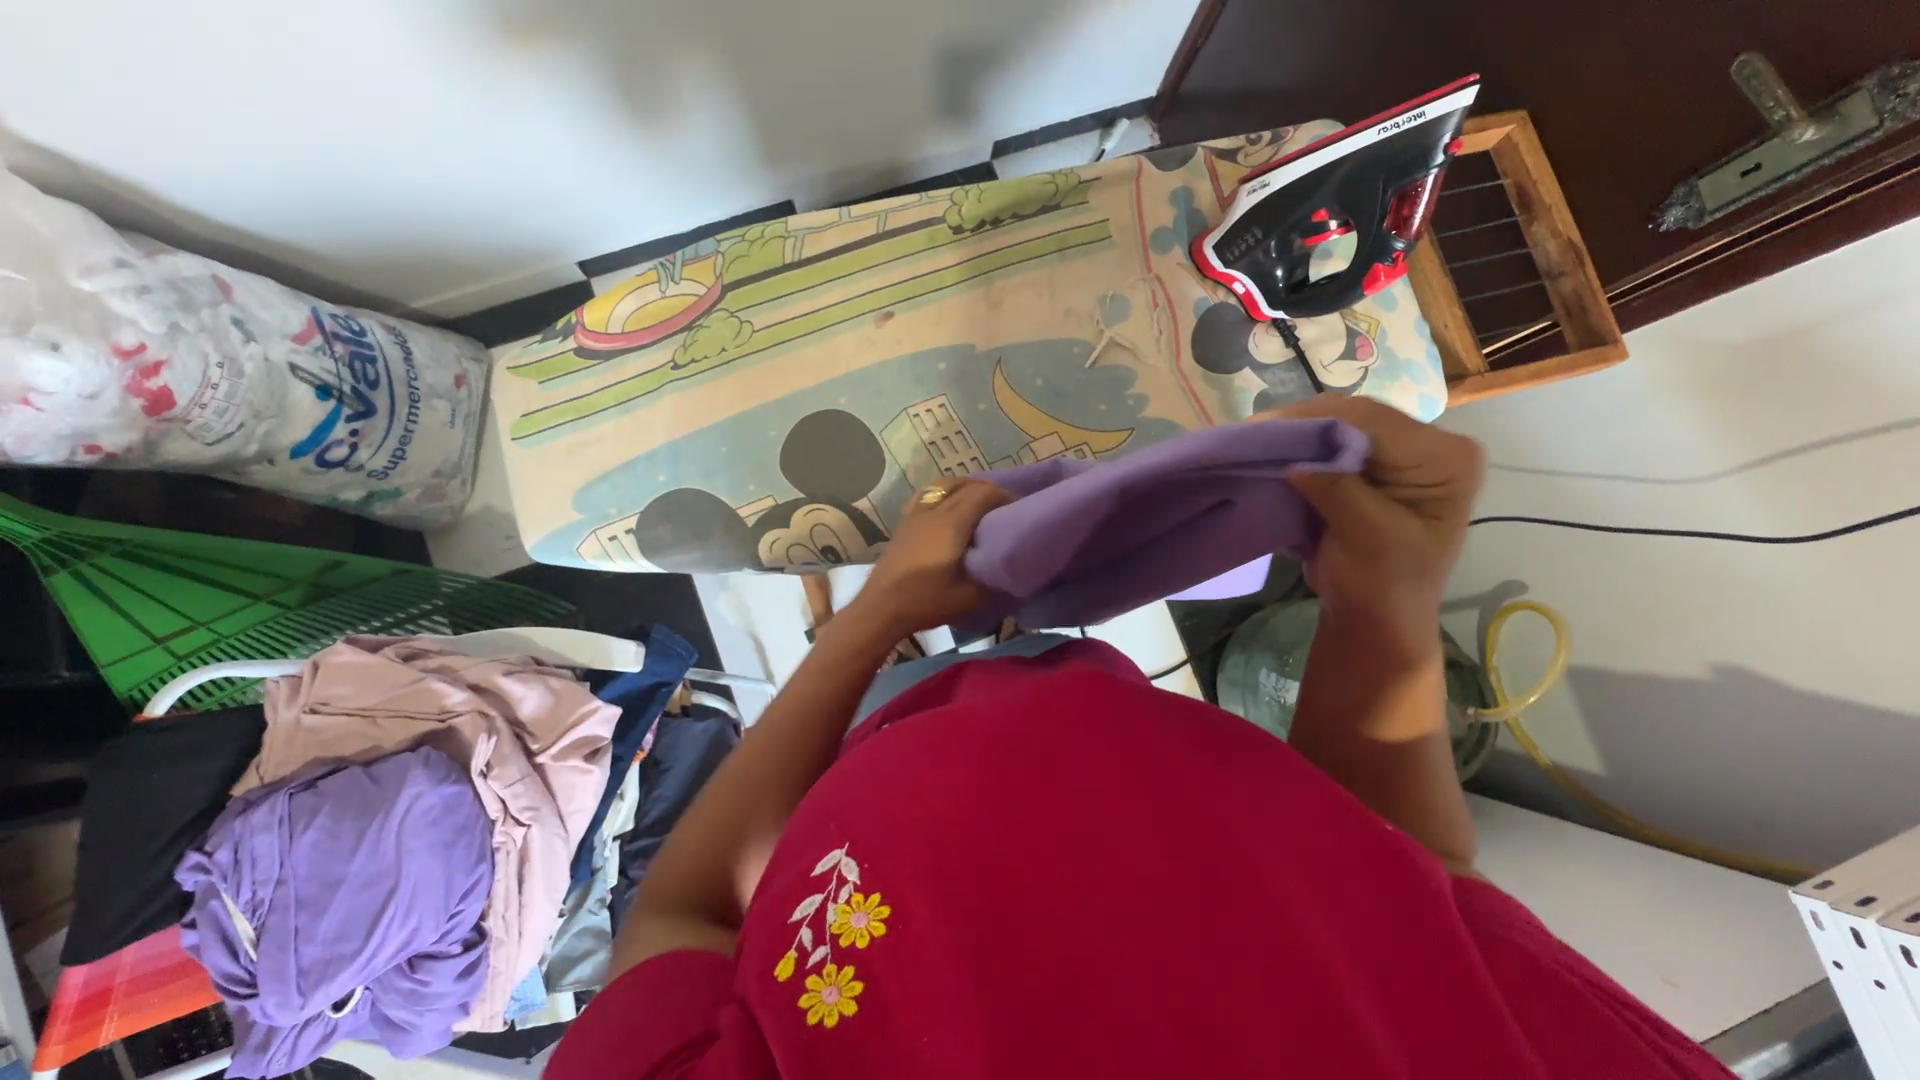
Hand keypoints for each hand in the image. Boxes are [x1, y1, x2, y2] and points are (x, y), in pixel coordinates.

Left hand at [845, 477, 1012, 636]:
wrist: (881, 607)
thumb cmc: (926, 601)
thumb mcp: (969, 598)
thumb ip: (996, 584)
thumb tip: (1016, 574)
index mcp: (953, 524)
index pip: (984, 494)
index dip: (1005, 495)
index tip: (1019, 508)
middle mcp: (934, 511)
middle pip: (966, 486)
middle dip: (989, 491)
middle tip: (1004, 507)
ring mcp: (916, 515)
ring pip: (944, 485)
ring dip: (965, 487)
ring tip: (977, 502)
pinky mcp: (904, 523)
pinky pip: (925, 495)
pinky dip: (942, 493)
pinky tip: (945, 506)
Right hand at [1259, 396, 1484, 654]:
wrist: (1376, 618)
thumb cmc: (1385, 586)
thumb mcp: (1369, 539)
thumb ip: (1338, 492)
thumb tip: (1294, 462)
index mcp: (1445, 459)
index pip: (1374, 421)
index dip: (1316, 420)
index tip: (1261, 428)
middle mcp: (1426, 445)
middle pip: (1354, 417)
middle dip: (1302, 424)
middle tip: (1249, 433)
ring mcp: (1397, 453)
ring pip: (1336, 425)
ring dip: (1295, 434)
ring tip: (1251, 439)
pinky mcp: (1368, 465)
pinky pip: (1328, 443)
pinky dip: (1298, 448)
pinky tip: (1268, 450)